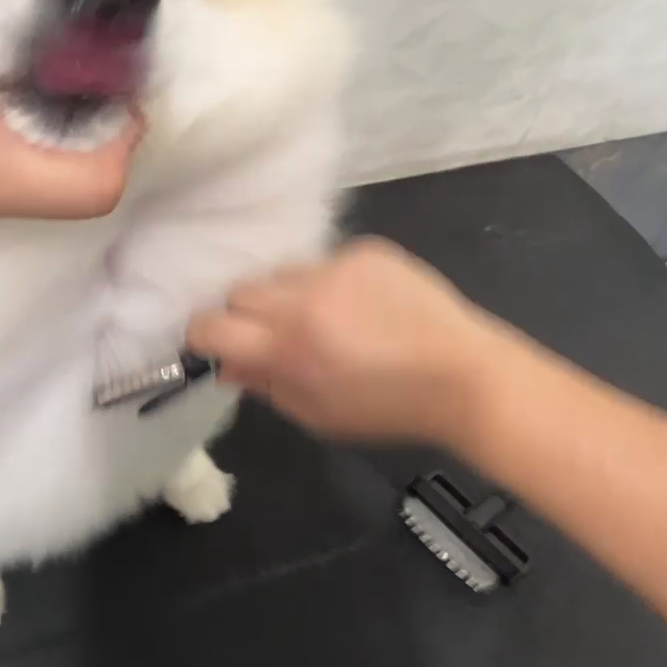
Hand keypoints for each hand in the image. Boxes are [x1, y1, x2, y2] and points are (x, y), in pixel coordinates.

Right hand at [188, 239, 509, 444]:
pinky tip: (358, 308)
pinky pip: (322, 262)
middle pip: (239, 291)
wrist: (464, 376)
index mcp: (289, 347)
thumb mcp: (316, 416)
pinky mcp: (367, 250)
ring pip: (279, 274)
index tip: (213, 348)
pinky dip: (326, 285)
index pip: (211, 326)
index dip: (202, 337)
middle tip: (272, 340)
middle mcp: (304, 298)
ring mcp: (337, 268)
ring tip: (322, 322)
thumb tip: (226, 367)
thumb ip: (264, 387)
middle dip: (243, 317)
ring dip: (283, 298)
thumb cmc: (386, 409)